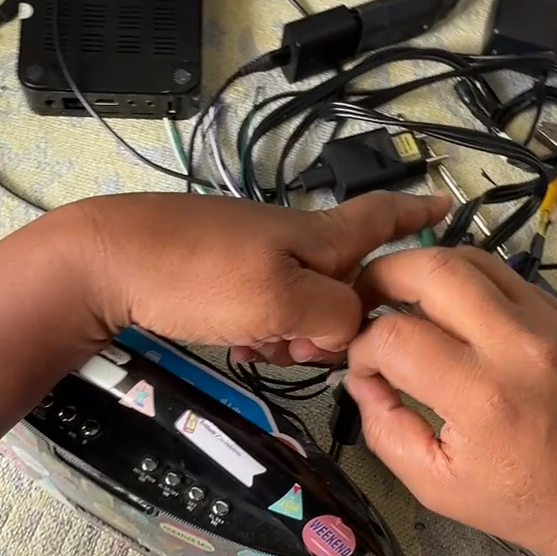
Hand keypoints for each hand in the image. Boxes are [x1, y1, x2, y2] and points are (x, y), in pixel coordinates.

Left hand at [60, 191, 448, 364]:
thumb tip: (351, 327)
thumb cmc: (197, 276)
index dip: (418, 214)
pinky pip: (263, 304)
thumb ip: (333, 313)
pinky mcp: (218, 273)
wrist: (105, 262)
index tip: (451, 203)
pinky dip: (263, 330)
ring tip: (264, 350)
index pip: (381, 218)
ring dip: (297, 333)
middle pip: (344, 278)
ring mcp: (251, 254)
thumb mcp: (281, 298)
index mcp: (314, 235)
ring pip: (302, 299)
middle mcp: (288, 238)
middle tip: (312, 352)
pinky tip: (241, 346)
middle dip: (343, 320)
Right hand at [345, 247, 556, 555]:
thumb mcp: (434, 485)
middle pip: (432, 269)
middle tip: (363, 301)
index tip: (362, 368)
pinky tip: (453, 316)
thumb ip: (384, 427)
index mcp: (483, 397)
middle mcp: (520, 345)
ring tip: (402, 299)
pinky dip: (467, 286)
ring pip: (471, 259)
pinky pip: (506, 278)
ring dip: (425, 272)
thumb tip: (364, 377)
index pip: (394, 336)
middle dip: (381, 276)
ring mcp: (553, 323)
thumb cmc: (524, 505)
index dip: (361, 348)